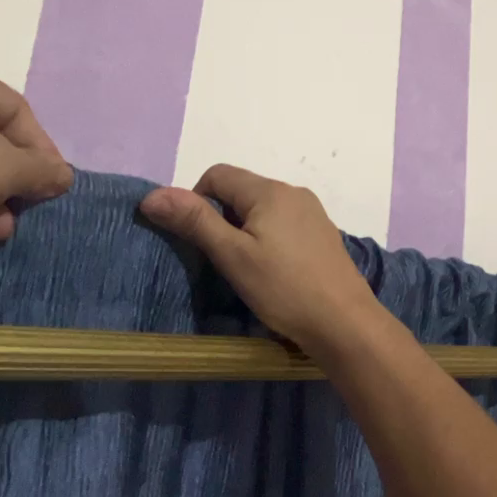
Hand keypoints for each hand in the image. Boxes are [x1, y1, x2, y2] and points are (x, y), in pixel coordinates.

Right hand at [139, 165, 384, 351]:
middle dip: (221, 217)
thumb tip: (153, 194)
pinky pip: (284, 225)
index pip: (218, 174)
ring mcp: (313, 213)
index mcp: (271, 190)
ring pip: (264, 209)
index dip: (195, 200)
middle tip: (219, 260)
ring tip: (245, 270)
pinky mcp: (323, 235)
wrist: (344, 321)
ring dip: (245, 231)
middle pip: (242, 191)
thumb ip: (195, 222)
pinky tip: (273, 272)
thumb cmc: (284, 288)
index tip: (195, 239)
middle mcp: (295, 192)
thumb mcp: (232, 255)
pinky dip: (268, 240)